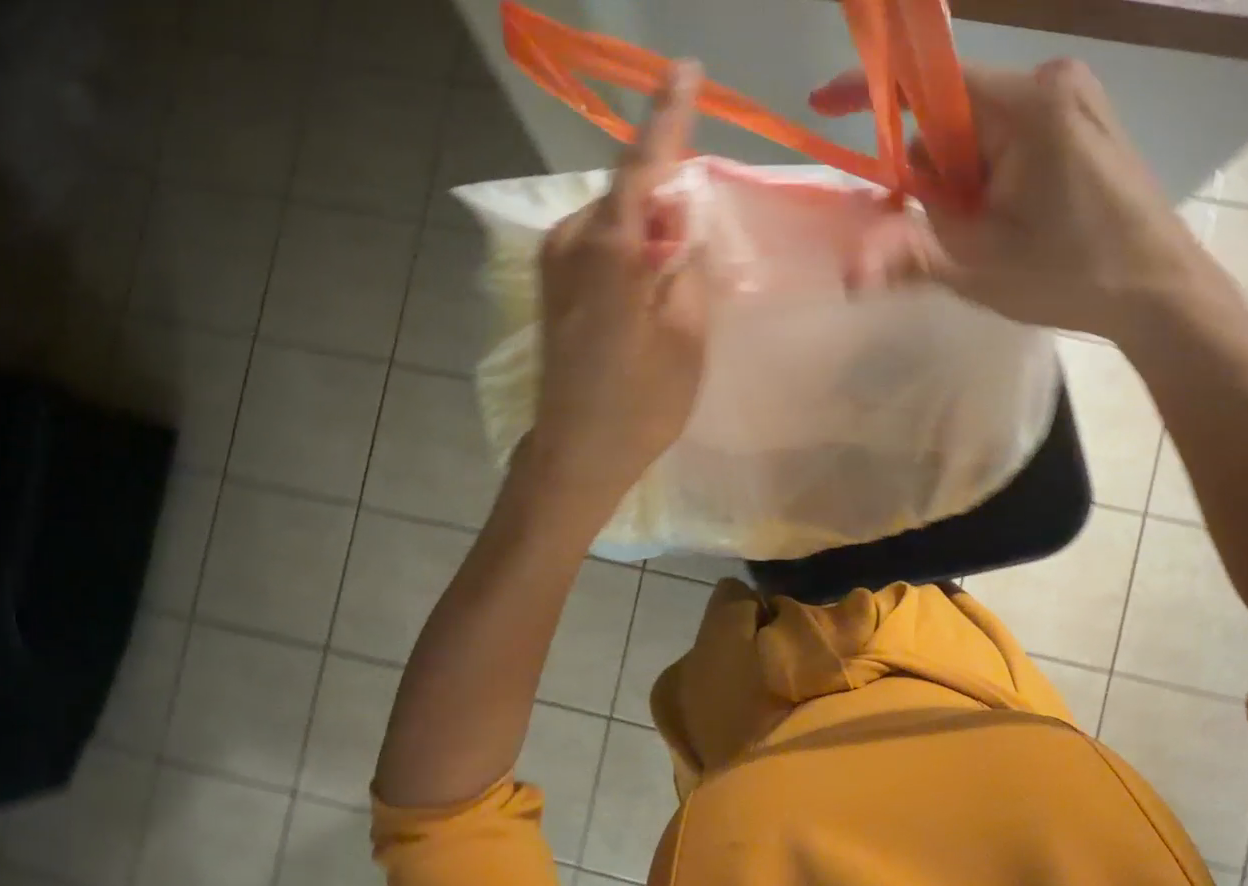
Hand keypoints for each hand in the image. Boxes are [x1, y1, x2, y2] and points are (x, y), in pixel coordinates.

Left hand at [528, 61, 710, 507]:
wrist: (576, 452)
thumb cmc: (641, 402)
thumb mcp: (686, 334)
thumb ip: (685, 264)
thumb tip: (677, 225)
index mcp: (609, 249)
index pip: (642, 164)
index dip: (668, 117)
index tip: (684, 71)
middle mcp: (571, 242)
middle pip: (625, 190)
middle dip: (663, 194)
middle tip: (696, 231)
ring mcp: (554, 264)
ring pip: (611, 218)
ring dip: (644, 225)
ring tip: (674, 269)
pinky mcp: (551, 286)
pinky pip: (595, 243)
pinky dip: (626, 246)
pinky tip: (647, 281)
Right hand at [809, 59, 1223, 341]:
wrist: (1162, 291)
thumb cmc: (1074, 274)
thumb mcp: (980, 268)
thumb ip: (908, 257)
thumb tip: (848, 274)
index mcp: (1028, 105)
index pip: (929, 84)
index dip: (870, 93)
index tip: (822, 103)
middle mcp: (1052, 83)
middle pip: (952, 117)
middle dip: (936, 174)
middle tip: (957, 231)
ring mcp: (1074, 99)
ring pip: (978, 132)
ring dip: (964, 183)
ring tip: (992, 234)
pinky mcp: (1084, 121)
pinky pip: (1008, 137)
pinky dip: (989, 178)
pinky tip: (1012, 220)